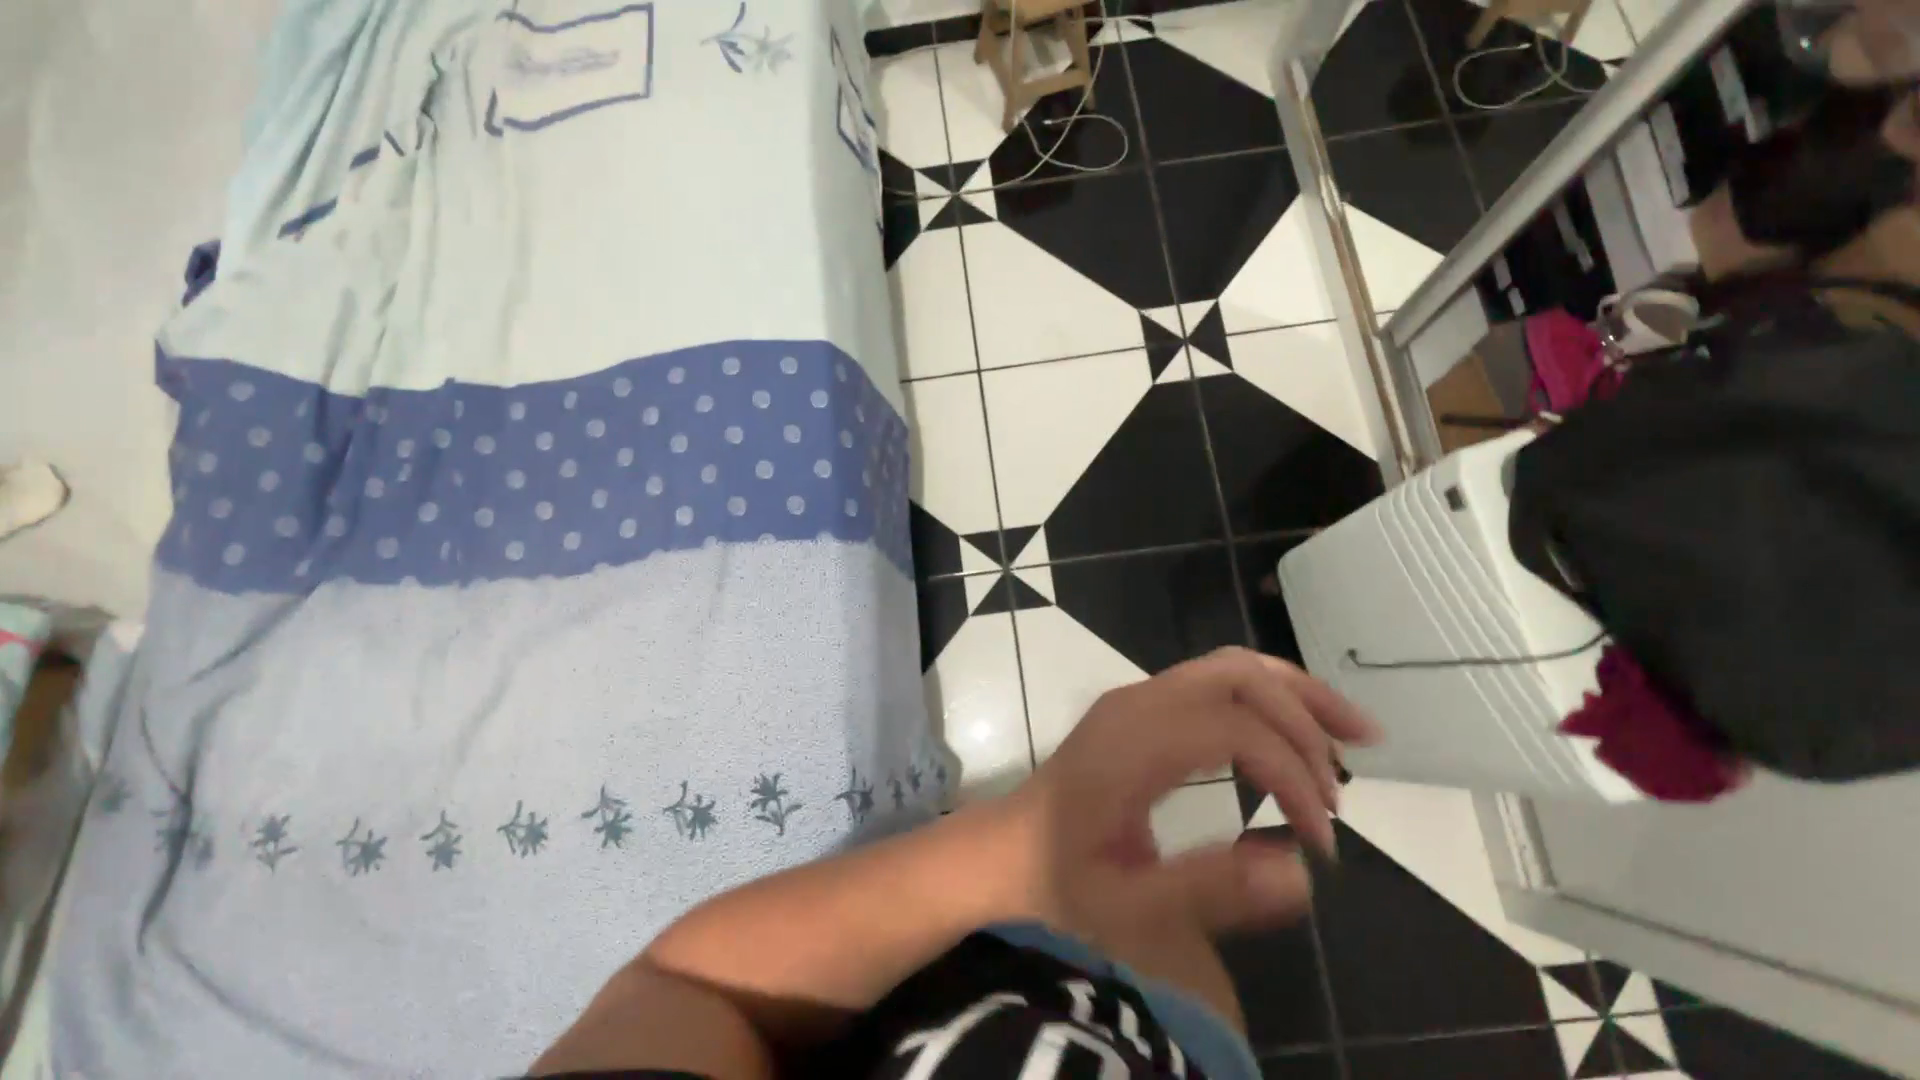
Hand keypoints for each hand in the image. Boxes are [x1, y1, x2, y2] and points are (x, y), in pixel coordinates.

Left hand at [1008, 647, 1379, 939]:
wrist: (1001, 856)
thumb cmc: (1056, 883)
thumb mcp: (1126, 904)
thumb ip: (1209, 890)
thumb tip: (1302, 875)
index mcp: (1134, 741)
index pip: (1239, 730)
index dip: (1293, 776)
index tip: (1321, 841)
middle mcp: (1139, 703)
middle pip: (1240, 675)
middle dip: (1307, 712)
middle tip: (1355, 770)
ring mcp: (1138, 701)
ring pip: (1230, 669)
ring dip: (1293, 695)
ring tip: (1353, 735)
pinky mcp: (1141, 712)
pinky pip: (1214, 684)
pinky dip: (1264, 699)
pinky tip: (1294, 737)